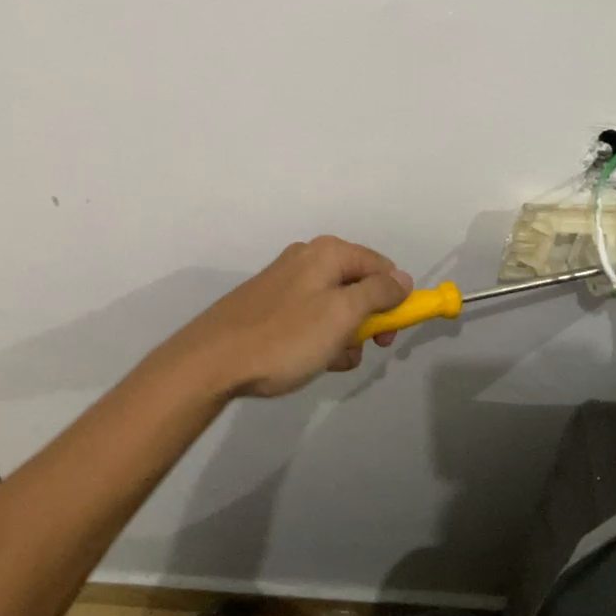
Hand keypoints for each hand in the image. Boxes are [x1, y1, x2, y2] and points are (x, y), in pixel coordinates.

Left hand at [174, 236, 410, 397]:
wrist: (212, 361)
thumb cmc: (285, 337)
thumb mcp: (342, 315)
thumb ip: (378, 293)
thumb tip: (403, 278)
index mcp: (328, 253)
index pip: (382, 267)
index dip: (395, 299)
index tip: (392, 334)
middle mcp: (308, 258)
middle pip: (359, 286)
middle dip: (366, 321)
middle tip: (362, 349)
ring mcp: (286, 282)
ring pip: (336, 307)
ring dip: (342, 336)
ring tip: (328, 361)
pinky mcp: (270, 306)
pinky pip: (311, 318)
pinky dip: (318, 339)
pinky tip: (309, 362)